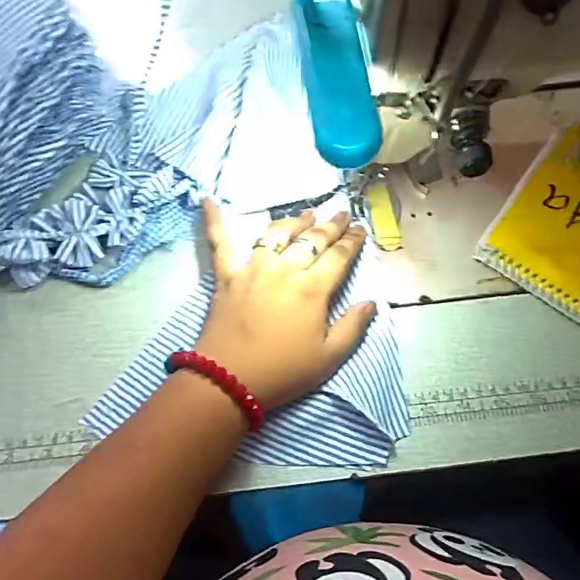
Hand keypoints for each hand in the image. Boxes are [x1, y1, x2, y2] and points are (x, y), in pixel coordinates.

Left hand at [191, 202, 375, 407]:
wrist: (229, 380)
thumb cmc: (284, 372)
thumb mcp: (329, 357)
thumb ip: (352, 327)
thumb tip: (371, 302)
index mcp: (313, 290)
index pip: (338, 257)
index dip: (352, 241)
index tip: (360, 229)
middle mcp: (285, 270)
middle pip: (312, 240)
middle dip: (330, 225)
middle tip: (342, 214)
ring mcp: (253, 269)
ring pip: (276, 234)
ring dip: (294, 221)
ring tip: (306, 213)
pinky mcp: (227, 276)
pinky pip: (220, 243)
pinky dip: (214, 220)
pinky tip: (208, 200)